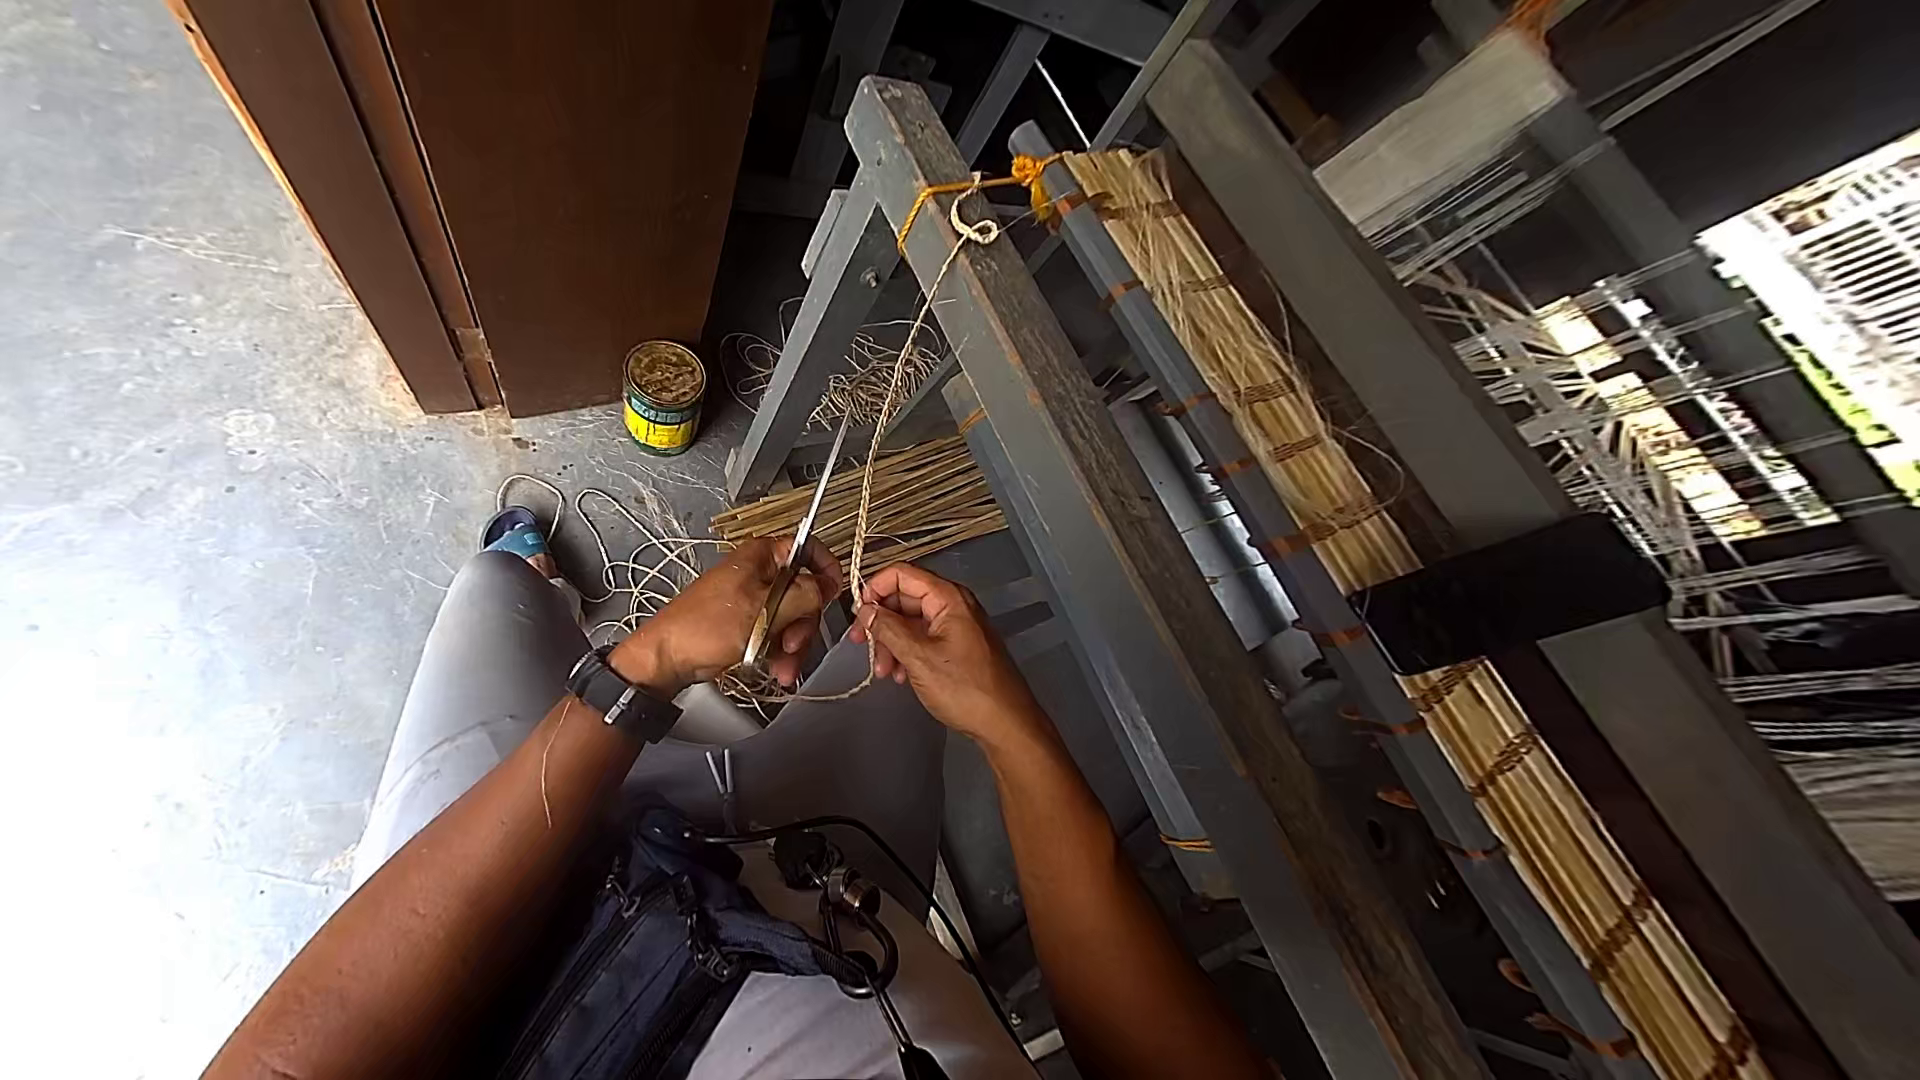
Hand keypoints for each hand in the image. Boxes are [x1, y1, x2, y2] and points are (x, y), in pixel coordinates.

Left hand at [611, 536, 842, 694]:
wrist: (667, 660)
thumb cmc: (705, 628)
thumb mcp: (767, 608)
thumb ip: (807, 593)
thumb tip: (829, 586)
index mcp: (762, 556)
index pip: (809, 548)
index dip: (826, 569)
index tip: (833, 593)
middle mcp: (761, 573)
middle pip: (805, 591)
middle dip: (805, 623)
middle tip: (794, 642)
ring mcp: (755, 598)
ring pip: (794, 617)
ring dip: (794, 644)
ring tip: (784, 665)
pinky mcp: (749, 622)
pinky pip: (778, 632)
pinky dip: (781, 651)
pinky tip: (776, 667)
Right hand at [848, 562, 1050, 753]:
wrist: (1004, 721)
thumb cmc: (969, 689)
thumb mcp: (919, 657)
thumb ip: (889, 629)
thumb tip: (866, 611)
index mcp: (948, 598)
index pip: (902, 574)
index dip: (875, 588)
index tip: (859, 612)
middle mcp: (953, 605)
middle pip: (904, 598)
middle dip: (880, 621)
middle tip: (862, 644)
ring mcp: (956, 625)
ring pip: (911, 621)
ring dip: (891, 642)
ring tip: (884, 670)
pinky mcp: (956, 645)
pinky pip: (923, 638)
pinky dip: (906, 652)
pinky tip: (900, 674)